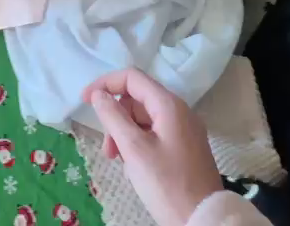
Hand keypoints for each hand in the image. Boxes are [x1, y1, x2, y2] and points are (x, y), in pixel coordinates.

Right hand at [83, 69, 220, 225]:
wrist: (205, 223)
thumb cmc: (167, 184)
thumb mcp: (134, 149)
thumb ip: (113, 116)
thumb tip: (99, 95)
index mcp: (169, 105)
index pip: (131, 78)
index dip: (105, 84)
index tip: (85, 101)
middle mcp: (179, 112)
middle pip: (137, 100)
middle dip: (116, 118)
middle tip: (107, 149)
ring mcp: (185, 131)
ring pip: (144, 119)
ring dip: (125, 134)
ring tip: (118, 160)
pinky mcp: (186, 149)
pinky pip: (155, 134)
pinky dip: (139, 144)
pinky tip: (135, 166)